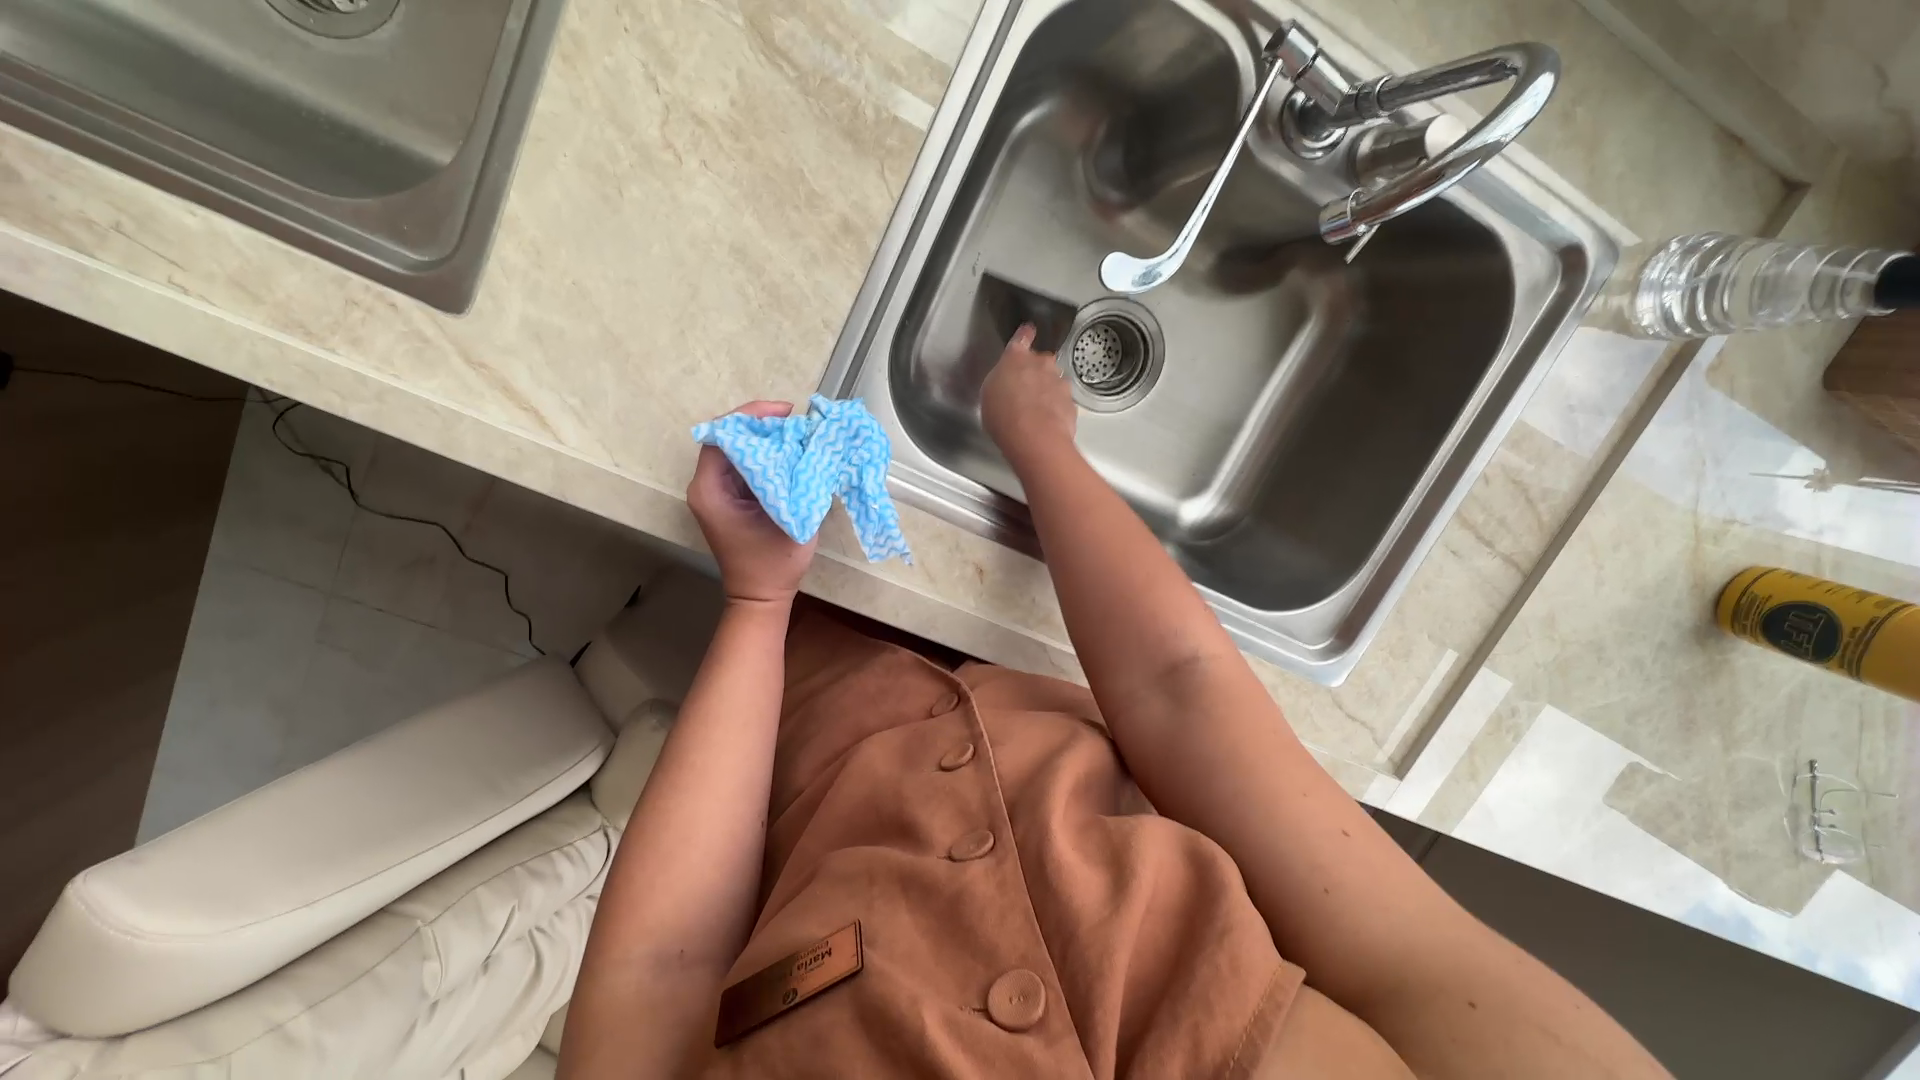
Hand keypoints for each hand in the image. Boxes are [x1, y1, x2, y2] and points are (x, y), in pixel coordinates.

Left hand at [688, 401, 818, 606]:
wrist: (761, 598)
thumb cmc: (772, 564)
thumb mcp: (789, 517)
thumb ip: (795, 478)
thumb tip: (808, 442)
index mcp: (710, 489)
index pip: (724, 434)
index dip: (753, 416)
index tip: (787, 413)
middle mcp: (707, 486)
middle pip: (731, 438)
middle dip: (765, 425)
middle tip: (798, 424)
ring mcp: (717, 492)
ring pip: (740, 449)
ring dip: (768, 439)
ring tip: (799, 435)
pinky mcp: (730, 498)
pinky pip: (746, 464)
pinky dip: (768, 455)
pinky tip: (793, 454)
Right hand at [982, 324, 1076, 466]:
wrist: (1035, 439)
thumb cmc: (1004, 416)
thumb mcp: (988, 395)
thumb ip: (1000, 381)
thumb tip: (1005, 382)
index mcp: (1016, 358)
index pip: (1022, 337)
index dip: (1025, 334)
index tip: (1029, 330)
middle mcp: (1041, 364)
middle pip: (1041, 361)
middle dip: (1035, 370)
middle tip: (1024, 389)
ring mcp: (1059, 382)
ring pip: (1054, 381)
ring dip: (1047, 390)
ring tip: (1034, 411)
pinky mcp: (1071, 402)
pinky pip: (1062, 400)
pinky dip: (1056, 408)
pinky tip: (1046, 422)